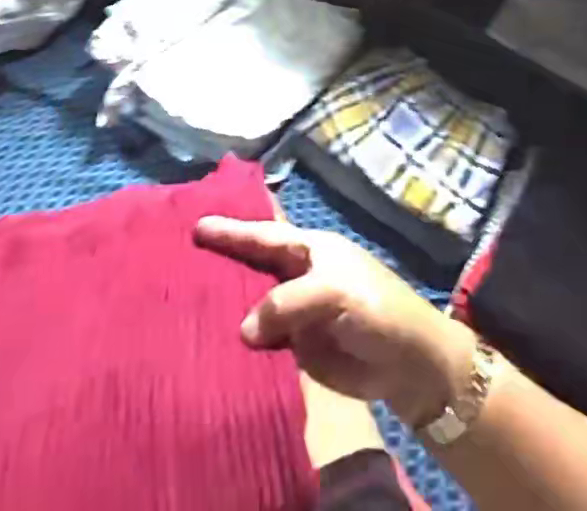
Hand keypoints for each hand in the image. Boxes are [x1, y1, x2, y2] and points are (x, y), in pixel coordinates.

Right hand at [195, 217, 473, 426]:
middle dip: (222, 261)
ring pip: (252, 304)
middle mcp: (299, 276)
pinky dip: (237, 340)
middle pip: (253, 265)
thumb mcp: (336, 293)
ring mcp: (295, 312)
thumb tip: (243, 330)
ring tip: (180, 303)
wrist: (409, 363)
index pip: (265, 235)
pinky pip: (259, 339)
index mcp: (312, 250)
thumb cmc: (378, 311)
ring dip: (225, 304)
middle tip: (177, 260)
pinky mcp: (295, 347)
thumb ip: (287, 303)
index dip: (234, 229)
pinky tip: (207, 343)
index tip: (198, 223)